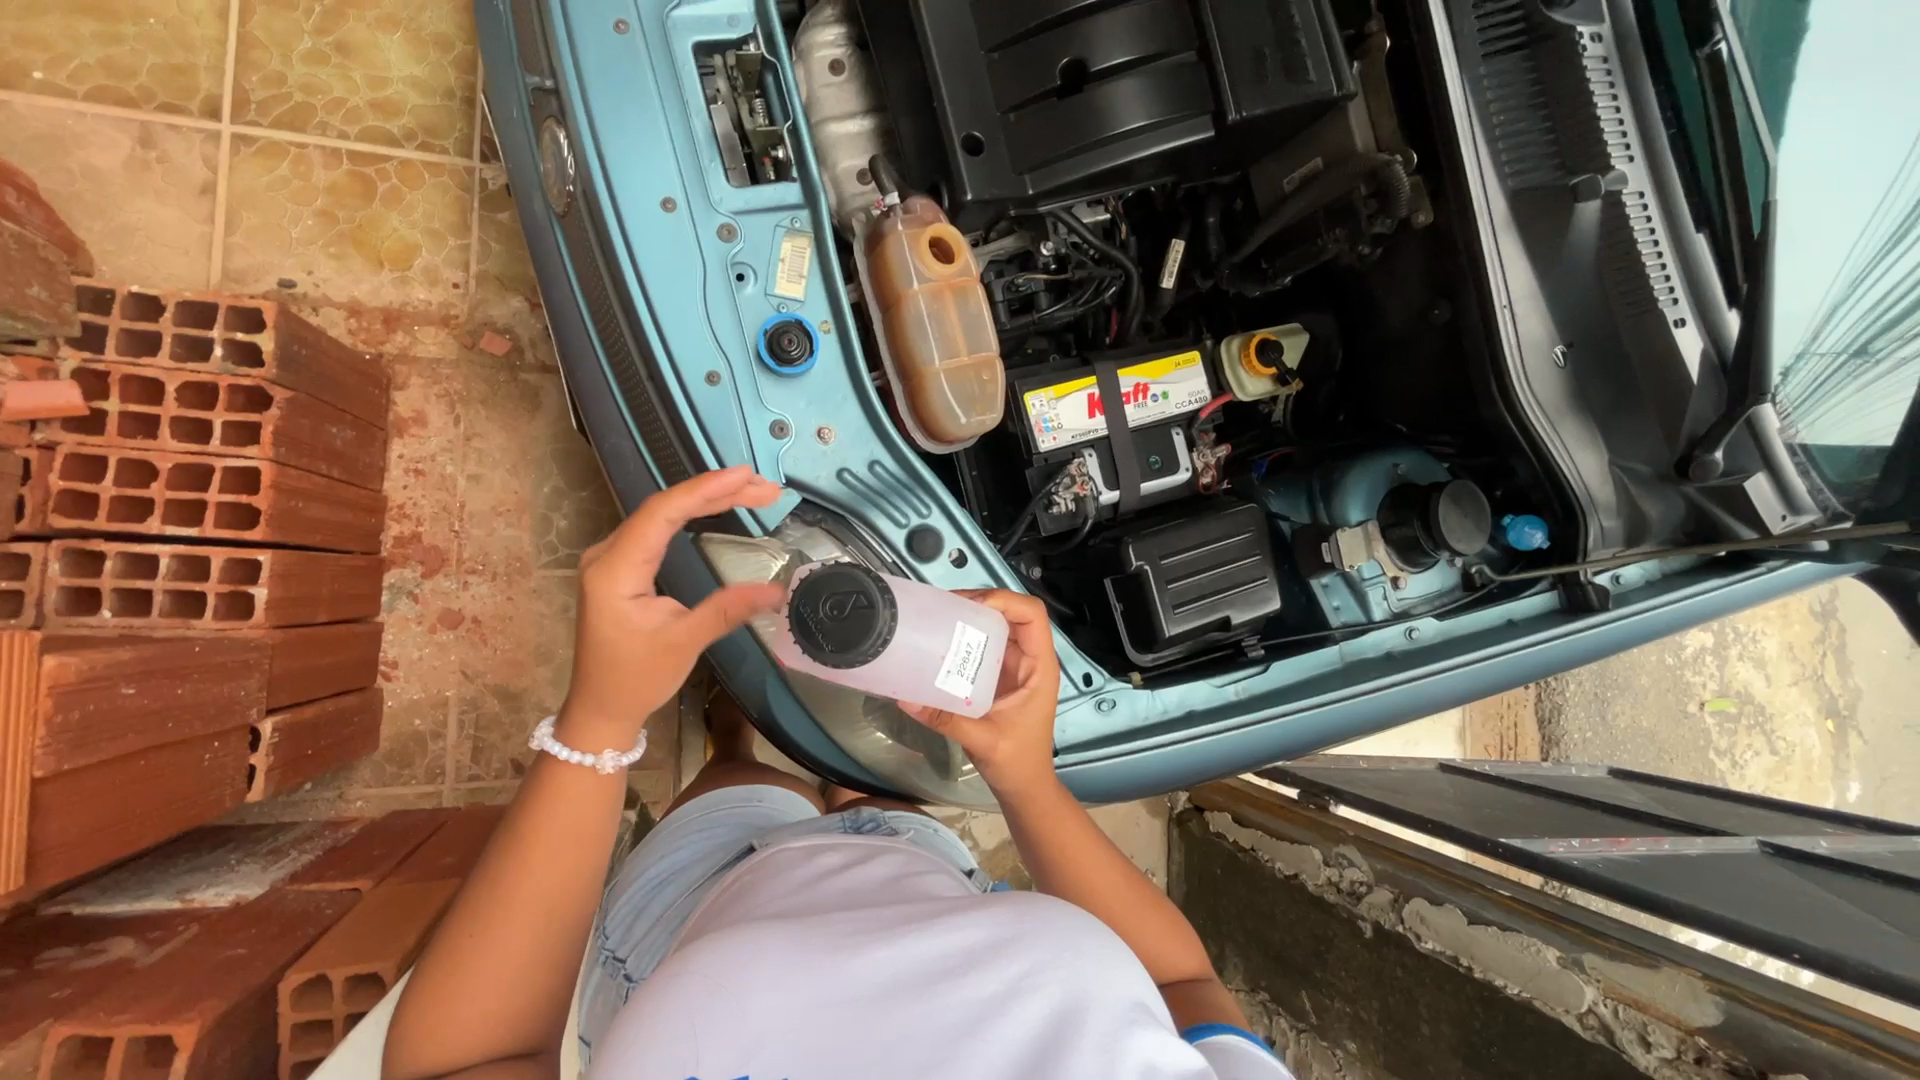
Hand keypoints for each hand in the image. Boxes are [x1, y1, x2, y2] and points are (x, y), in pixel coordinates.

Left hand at [561, 466, 785, 743]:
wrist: (600, 709)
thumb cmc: (634, 679)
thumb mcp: (683, 644)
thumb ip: (726, 610)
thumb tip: (776, 590)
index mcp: (615, 569)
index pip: (663, 513)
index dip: (705, 490)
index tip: (745, 477)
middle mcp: (608, 555)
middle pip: (666, 507)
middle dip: (717, 492)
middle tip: (765, 488)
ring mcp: (613, 560)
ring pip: (663, 515)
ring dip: (708, 501)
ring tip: (752, 492)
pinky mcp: (623, 569)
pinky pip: (660, 530)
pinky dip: (693, 516)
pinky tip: (718, 508)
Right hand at [901, 590, 1060, 797]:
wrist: (1025, 787)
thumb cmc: (1017, 763)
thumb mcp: (982, 740)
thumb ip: (945, 719)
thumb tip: (906, 698)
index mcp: (1039, 667)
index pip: (1032, 615)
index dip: (1005, 600)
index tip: (971, 604)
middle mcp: (1030, 659)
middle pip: (1013, 613)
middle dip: (982, 602)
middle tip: (945, 605)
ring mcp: (1015, 666)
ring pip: (999, 626)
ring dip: (973, 616)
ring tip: (939, 615)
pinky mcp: (1000, 676)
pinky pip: (986, 645)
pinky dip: (967, 637)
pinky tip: (942, 639)